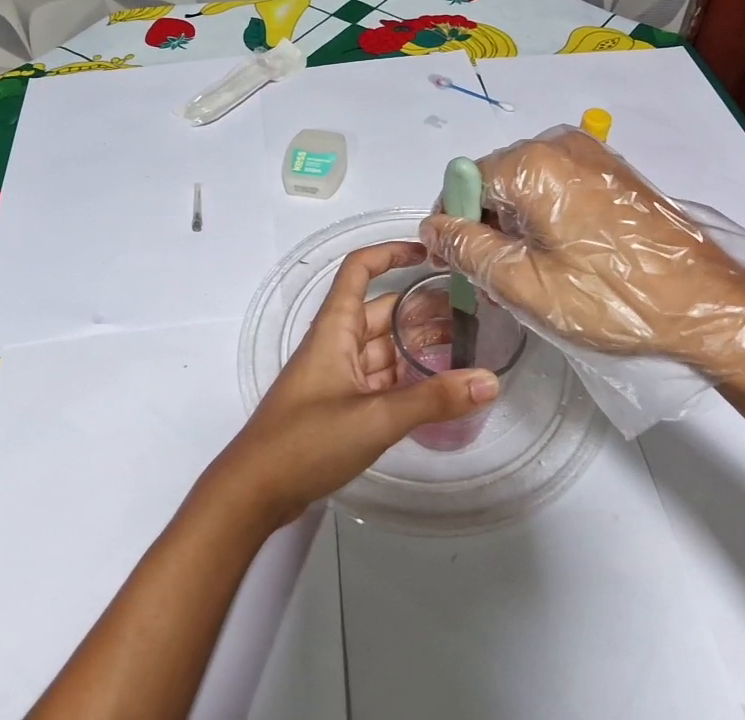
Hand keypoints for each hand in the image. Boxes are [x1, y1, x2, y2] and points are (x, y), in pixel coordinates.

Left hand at [202, 241, 498, 526]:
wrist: (254, 491)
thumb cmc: (305, 441)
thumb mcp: (375, 418)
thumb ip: (433, 399)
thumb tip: (490, 381)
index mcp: (334, 329)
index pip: (359, 270)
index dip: (391, 253)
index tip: (431, 254)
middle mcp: (335, 345)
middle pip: (380, 311)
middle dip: (421, 308)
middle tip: (471, 315)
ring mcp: (336, 378)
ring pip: (382, 348)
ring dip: (417, 345)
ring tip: (465, 348)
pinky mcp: (338, 408)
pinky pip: (379, 380)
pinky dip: (406, 378)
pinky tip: (437, 388)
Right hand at [418, 127, 744, 377]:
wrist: (708, 303)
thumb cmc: (612, 297)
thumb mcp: (525, 283)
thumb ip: (469, 249)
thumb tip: (431, 228)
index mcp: (533, 165)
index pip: (463, 182)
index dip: (452, 225)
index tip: (458, 267)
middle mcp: (560, 145)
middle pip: (495, 181)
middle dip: (484, 228)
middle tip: (496, 283)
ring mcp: (592, 155)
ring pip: (526, 187)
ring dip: (515, 229)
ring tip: (530, 280)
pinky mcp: (613, 173)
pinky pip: (558, 188)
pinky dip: (545, 220)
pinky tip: (560, 260)